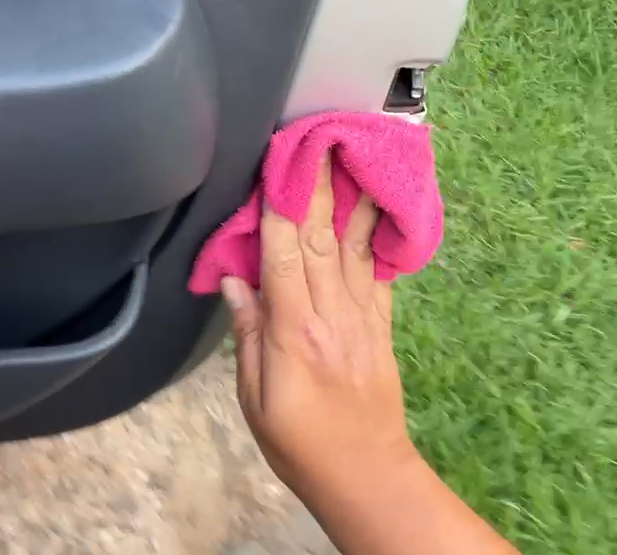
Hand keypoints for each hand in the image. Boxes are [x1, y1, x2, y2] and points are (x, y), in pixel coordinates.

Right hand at [222, 155, 423, 507]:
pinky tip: (380, 205)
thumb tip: (235, 281)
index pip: (283, 256)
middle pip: (321, 239)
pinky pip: (378, 272)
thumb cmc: (298, 442)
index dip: (279, 208)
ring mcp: (362, 317)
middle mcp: (332, 315)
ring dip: (352, 198)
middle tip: (318, 139)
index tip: (278, 166)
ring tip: (355, 155)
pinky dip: (377, 235)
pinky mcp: (381, 324)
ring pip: (354, 247)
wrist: (367, 477)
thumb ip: (249, 335)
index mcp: (295, 332)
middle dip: (317, 186)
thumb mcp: (255, 399)